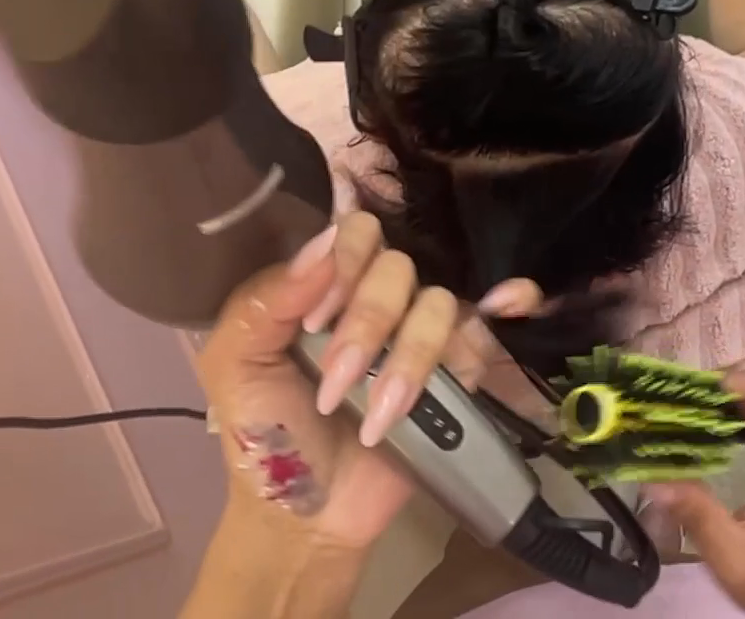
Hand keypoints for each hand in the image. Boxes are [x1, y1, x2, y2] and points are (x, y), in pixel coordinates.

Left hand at [192, 211, 540, 552]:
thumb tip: (324, 244)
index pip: (358, 232)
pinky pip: (484, 330)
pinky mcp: (458, 367)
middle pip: (400, 268)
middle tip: (334, 381)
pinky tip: (509, 302)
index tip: (314, 321)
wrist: (307, 512)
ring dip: (407, 359)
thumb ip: (265, 301)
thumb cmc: (264, 432)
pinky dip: (506, 306)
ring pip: (439, 304)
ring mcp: (421, 330)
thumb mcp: (235, 366)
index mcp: (330, 284)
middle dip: (368, 324)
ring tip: (375, 412)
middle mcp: (381, 295)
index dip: (346, 263)